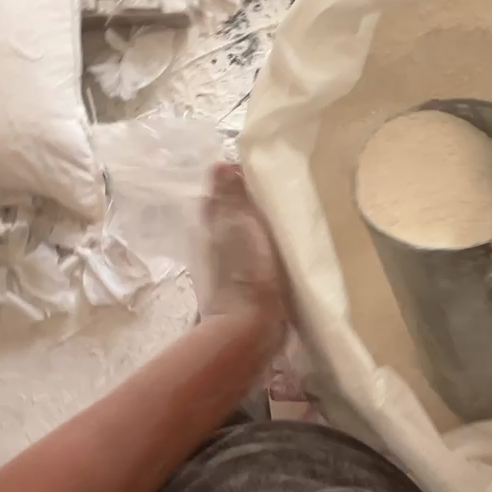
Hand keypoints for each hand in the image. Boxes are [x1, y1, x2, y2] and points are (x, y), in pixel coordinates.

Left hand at [203, 163, 289, 337]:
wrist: (249, 327)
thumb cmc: (246, 272)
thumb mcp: (238, 224)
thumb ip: (231, 196)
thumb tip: (221, 165)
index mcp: (209, 224)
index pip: (219, 192)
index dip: (238, 181)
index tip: (263, 177)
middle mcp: (210, 244)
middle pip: (228, 215)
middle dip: (247, 205)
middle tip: (277, 197)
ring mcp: (223, 268)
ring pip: (239, 238)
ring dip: (255, 230)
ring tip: (283, 223)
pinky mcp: (240, 288)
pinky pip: (251, 260)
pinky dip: (262, 253)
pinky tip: (280, 254)